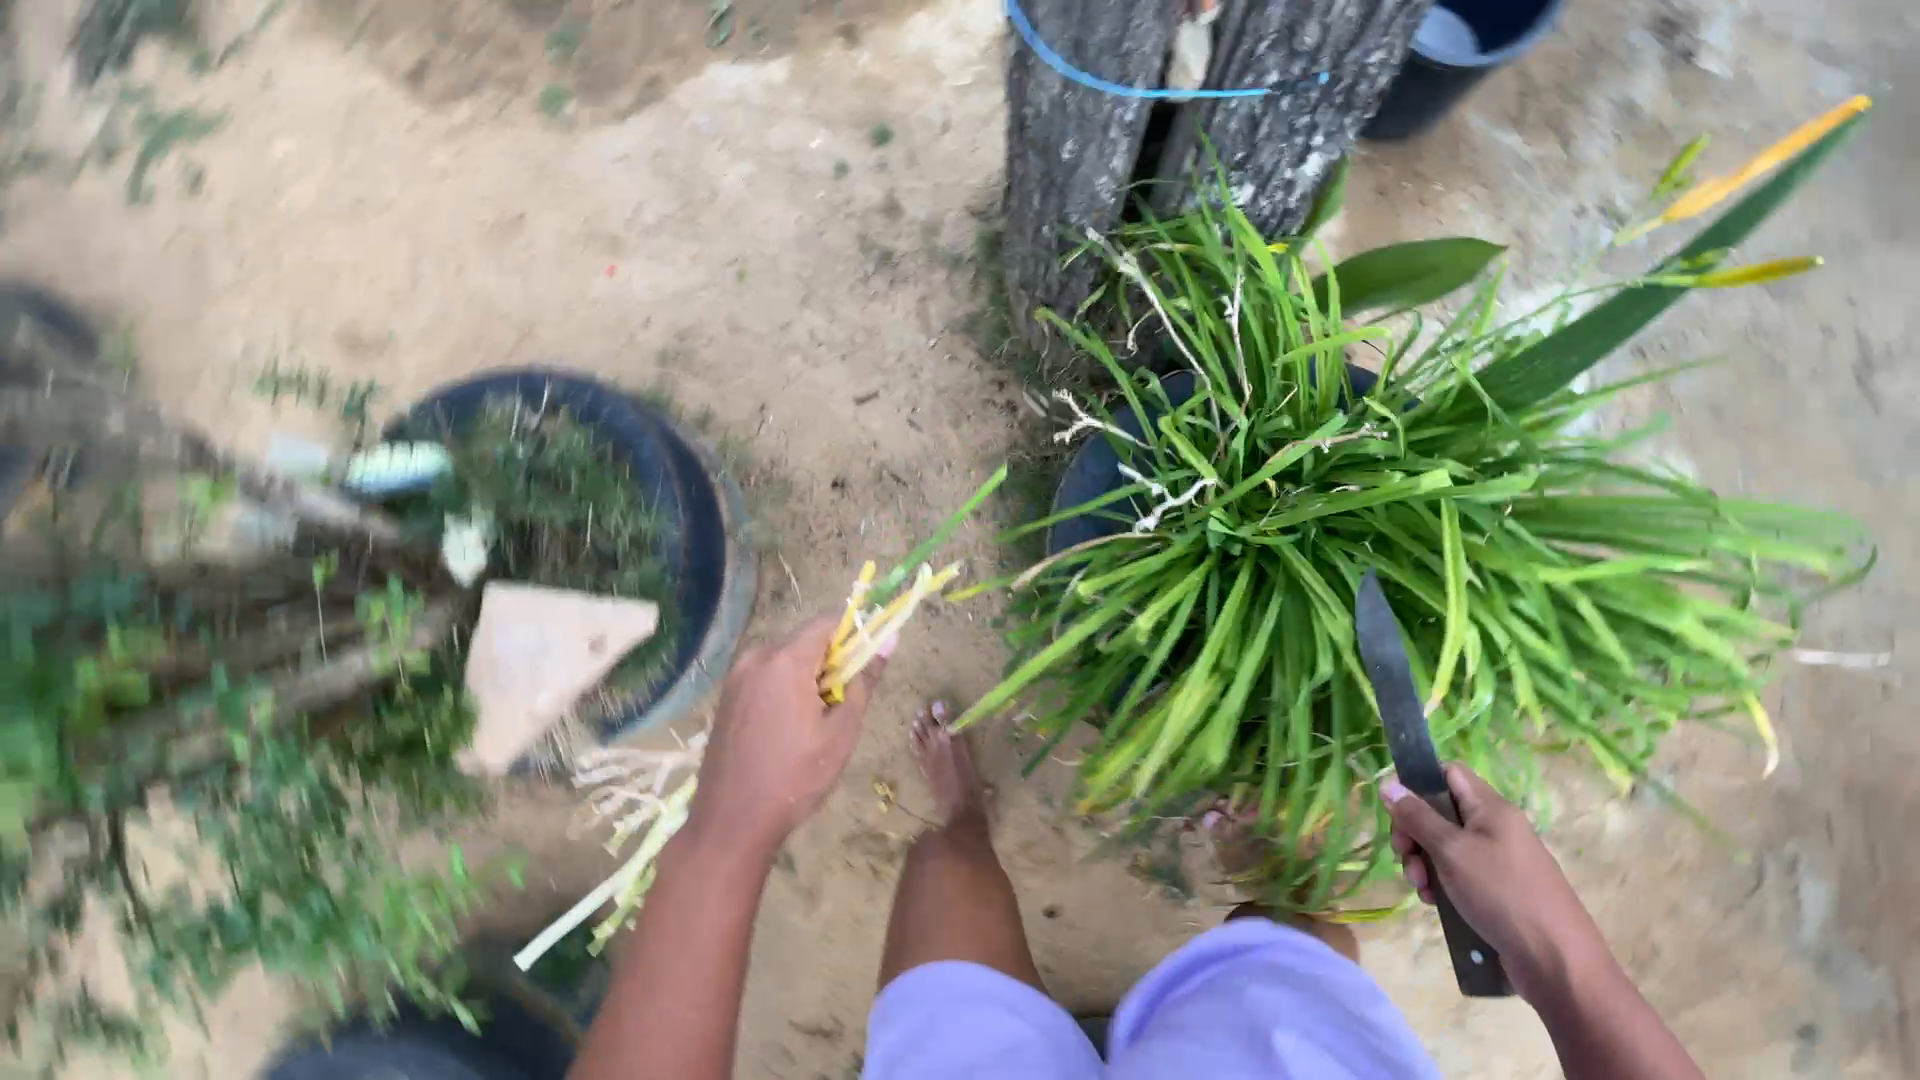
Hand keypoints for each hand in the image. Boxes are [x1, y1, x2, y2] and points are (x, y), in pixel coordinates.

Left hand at [686, 616, 887, 857]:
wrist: (732, 821)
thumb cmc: (795, 777)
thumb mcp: (841, 731)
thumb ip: (864, 681)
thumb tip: (888, 640)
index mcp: (785, 661)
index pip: (827, 623)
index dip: (853, 635)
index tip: (866, 663)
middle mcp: (756, 658)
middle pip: (805, 641)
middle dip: (830, 662)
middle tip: (842, 703)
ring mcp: (735, 677)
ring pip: (784, 660)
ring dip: (807, 677)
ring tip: (816, 721)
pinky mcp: (726, 697)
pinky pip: (765, 677)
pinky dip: (784, 689)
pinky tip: (788, 728)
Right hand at [1381, 764, 1611, 1001]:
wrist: (1558, 963)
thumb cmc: (1502, 894)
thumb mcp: (1451, 851)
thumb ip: (1416, 816)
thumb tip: (1389, 784)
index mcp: (1492, 808)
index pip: (1448, 773)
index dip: (1419, 783)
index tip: (1397, 809)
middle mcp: (1497, 828)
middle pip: (1440, 811)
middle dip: (1414, 832)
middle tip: (1404, 855)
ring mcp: (1499, 860)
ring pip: (1445, 845)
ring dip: (1423, 861)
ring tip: (1421, 888)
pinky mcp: (1498, 889)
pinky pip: (1458, 872)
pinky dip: (1441, 882)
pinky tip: (1435, 901)